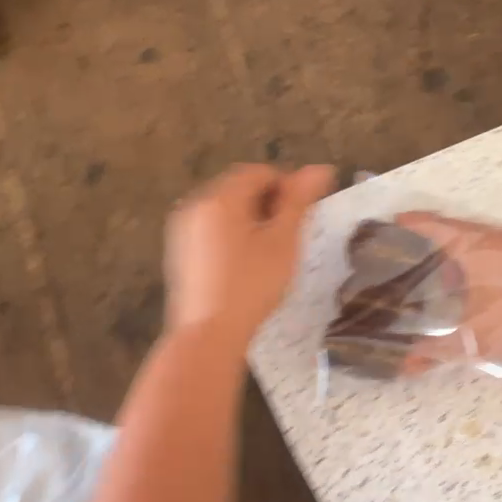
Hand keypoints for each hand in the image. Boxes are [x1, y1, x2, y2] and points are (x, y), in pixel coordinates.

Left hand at [166, 164, 335, 343]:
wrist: (209, 333)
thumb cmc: (252, 285)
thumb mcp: (283, 241)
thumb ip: (300, 201)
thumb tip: (321, 169)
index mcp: (221, 197)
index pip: (259, 172)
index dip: (286, 187)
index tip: (302, 216)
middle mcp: (196, 204)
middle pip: (239, 188)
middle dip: (268, 203)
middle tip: (289, 235)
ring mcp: (183, 229)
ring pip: (226, 210)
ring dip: (252, 219)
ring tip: (271, 251)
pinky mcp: (181, 251)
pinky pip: (212, 229)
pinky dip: (233, 235)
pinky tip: (247, 264)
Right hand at [392, 211, 501, 375]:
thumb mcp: (471, 343)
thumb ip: (433, 350)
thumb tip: (404, 365)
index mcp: (480, 248)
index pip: (437, 226)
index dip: (413, 224)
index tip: (394, 223)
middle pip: (462, 230)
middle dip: (439, 241)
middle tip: (418, 255)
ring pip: (488, 239)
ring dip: (467, 252)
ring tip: (449, 273)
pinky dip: (491, 258)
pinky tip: (487, 281)